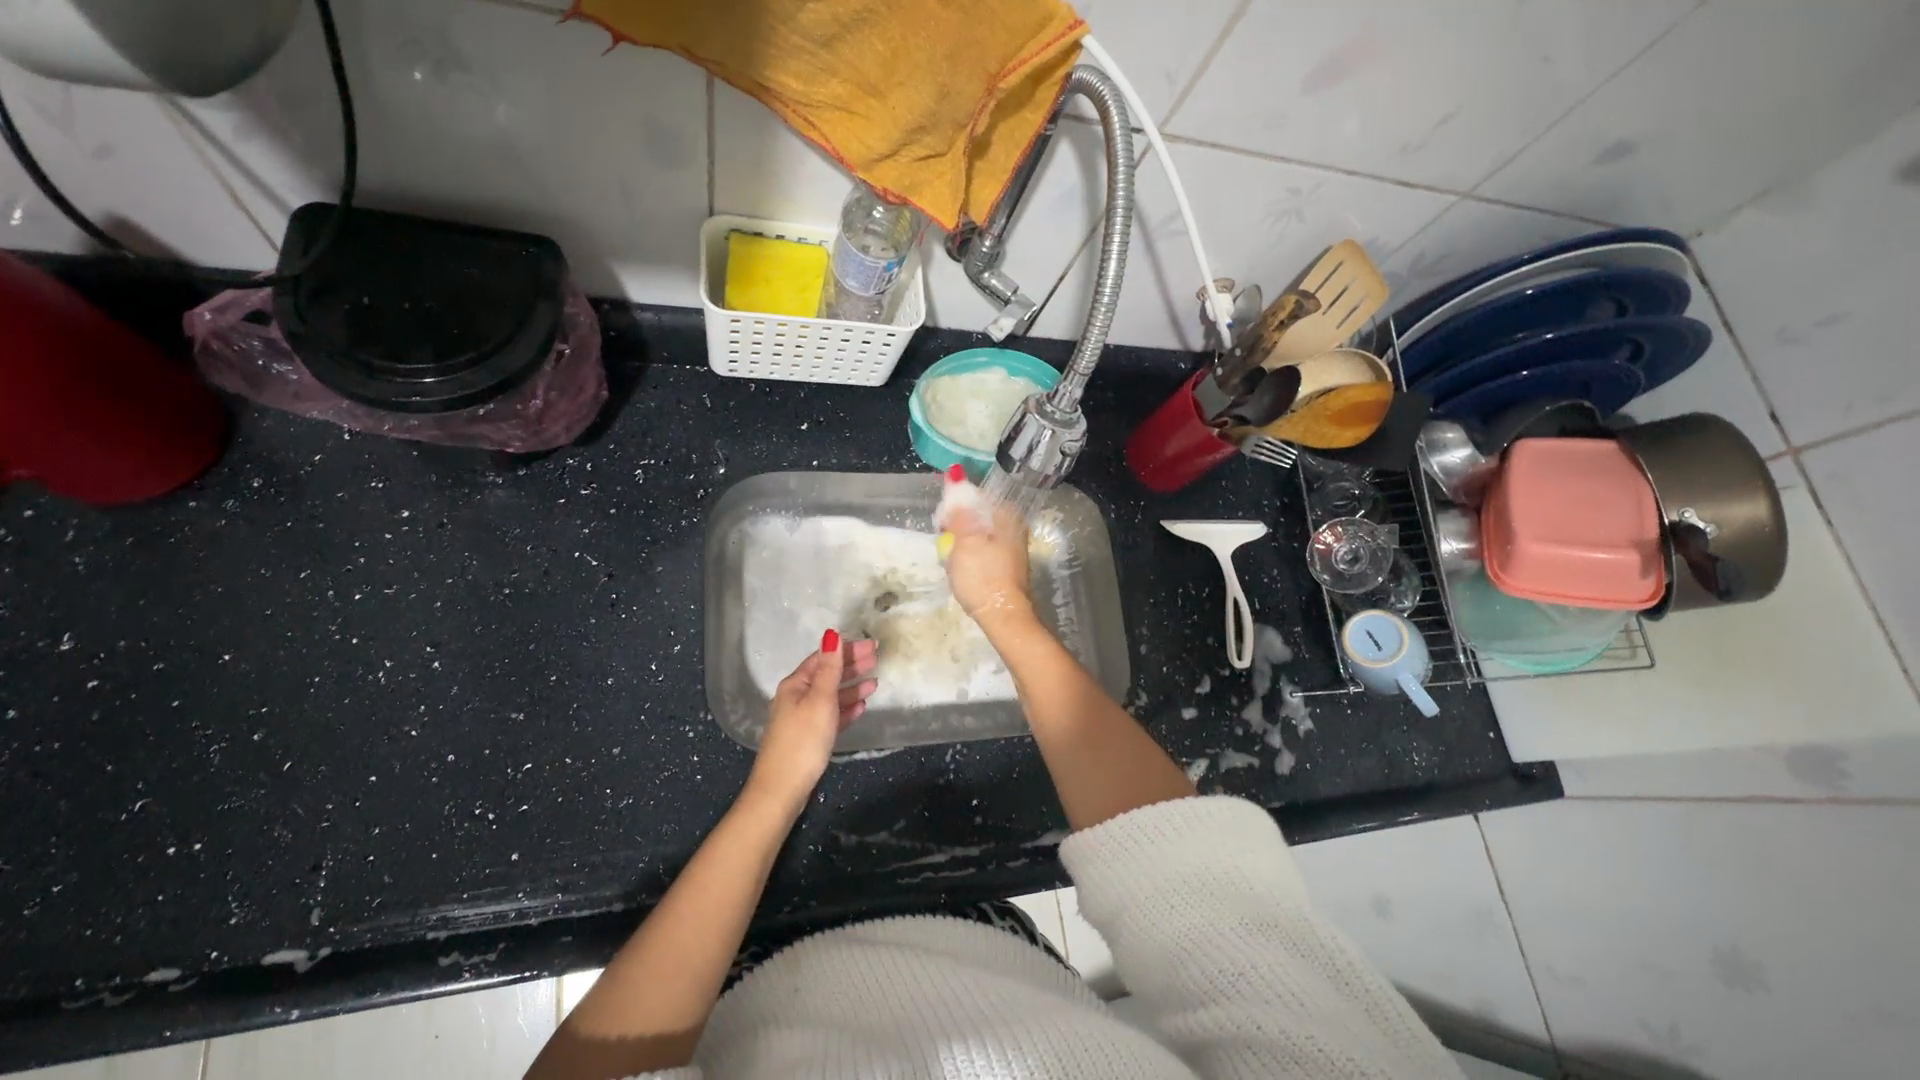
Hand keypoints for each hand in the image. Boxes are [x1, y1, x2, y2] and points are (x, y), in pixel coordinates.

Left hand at [749, 630, 878, 805]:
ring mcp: (802, 718)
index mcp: (796, 684)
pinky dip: (846, 708)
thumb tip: (831, 634)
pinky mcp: (809, 737)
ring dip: (852, 687)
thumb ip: (829, 668)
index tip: (871, 645)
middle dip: (851, 666)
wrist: (783, 787)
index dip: (846, 649)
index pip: (823, 658)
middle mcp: (796, 697)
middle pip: (827, 675)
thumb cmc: (803, 739)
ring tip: (875, 683)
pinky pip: (831, 715)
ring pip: (831, 696)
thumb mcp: (820, 699)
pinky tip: (861, 707)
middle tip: (877, 658)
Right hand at [945, 504, 1035, 631]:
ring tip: (954, 561)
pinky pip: (983, 550)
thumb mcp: (964, 540)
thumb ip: (959, 508)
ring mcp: (1012, 545)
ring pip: (977, 534)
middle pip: (976, 515)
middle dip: (957, 528)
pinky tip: (965, 571)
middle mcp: (1014, 524)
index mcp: (1006, 514)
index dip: (954, 508)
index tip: (942, 525)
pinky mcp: (1008, 563)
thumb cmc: (982, 576)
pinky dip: (971, 556)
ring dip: (962, 544)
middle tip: (947, 546)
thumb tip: (956, 475)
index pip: (974, 496)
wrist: (1002, 615)